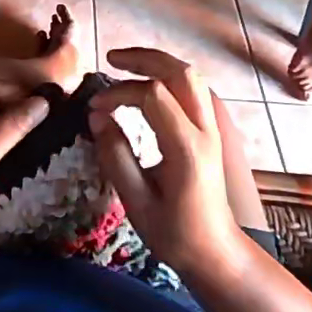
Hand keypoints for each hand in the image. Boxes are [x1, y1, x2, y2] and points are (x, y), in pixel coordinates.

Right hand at [87, 49, 252, 278]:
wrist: (216, 252)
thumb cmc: (175, 234)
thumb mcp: (137, 203)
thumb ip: (116, 157)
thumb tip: (97, 117)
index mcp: (187, 148)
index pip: (154, 95)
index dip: (120, 93)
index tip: (95, 108)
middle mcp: (205, 130)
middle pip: (180, 72)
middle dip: (144, 59)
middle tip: (111, 59)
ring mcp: (212, 128)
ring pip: (191, 76)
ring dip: (158, 64)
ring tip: (126, 65)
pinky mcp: (211, 131)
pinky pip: (194, 89)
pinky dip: (169, 77)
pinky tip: (148, 84)